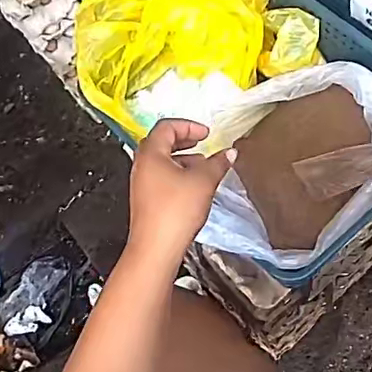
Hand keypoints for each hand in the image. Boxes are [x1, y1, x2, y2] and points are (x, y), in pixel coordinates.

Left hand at [128, 119, 234, 259]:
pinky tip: (194, 186)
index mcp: (151, 154)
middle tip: (202, 141)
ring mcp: (142, 184)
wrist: (156, 246)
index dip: (188, 125)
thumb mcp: (204, 181)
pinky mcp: (146, 200)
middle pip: (161, 142)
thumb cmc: (175, 211)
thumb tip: (230, 153)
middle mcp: (141, 166)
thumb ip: (218, 163)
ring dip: (183, 158)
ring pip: (162, 161)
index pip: (166, 127)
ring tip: (203, 165)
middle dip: (184, 140)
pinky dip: (178, 174)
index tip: (205, 132)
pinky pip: (161, 178)